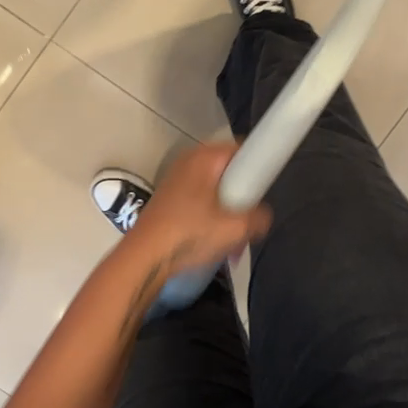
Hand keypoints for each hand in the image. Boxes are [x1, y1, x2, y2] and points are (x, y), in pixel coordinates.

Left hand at [123, 143, 270, 275]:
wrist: (144, 257)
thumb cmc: (189, 234)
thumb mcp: (234, 228)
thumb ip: (259, 218)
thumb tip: (263, 216)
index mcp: (205, 157)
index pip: (243, 149)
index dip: (258, 168)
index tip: (263, 193)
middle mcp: (190, 161)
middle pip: (230, 174)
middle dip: (243, 201)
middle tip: (248, 226)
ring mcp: (177, 179)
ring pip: (216, 192)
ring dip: (228, 217)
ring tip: (232, 245)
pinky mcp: (169, 199)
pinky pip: (201, 202)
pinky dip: (211, 220)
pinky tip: (214, 247)